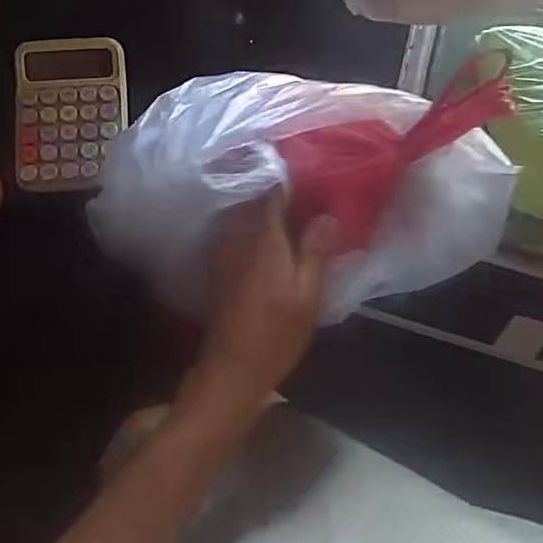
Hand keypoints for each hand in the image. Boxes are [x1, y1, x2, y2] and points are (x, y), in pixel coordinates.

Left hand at [194, 190, 337, 401]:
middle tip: (305, 194)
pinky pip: (232, 233)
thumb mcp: (308, 295)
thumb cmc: (276, 333)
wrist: (232, 366)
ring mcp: (223, 251)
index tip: (312, 176)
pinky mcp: (217, 267)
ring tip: (287, 212)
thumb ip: (315, 251)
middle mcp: (238, 237)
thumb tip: (326, 214)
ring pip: (241, 215)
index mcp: (264, 238)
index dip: (291, 181)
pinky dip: (247, 228)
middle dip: (277, 193)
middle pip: (254, 200)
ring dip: (260, 209)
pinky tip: (264, 239)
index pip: (273, 193)